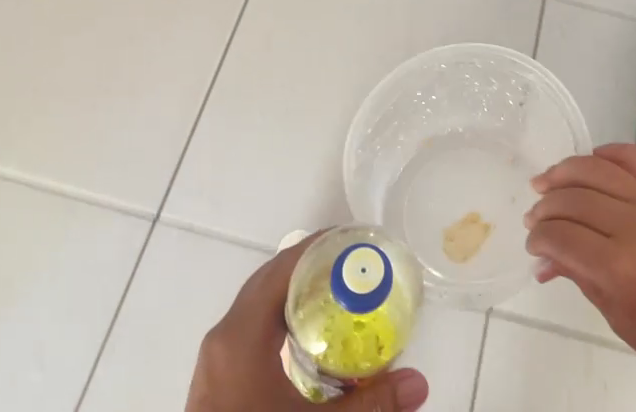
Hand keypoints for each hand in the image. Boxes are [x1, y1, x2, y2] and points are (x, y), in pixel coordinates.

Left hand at [186, 233, 430, 411]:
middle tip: (355, 265)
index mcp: (240, 336)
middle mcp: (223, 337)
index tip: (353, 239)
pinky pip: (252, 330)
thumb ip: (369, 404)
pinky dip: (282, 320)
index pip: (280, 270)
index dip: (316, 248)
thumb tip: (419, 382)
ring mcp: (216, 359)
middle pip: (269, 282)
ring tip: (339, 294)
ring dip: (295, 294)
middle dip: (311, 267)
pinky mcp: (218, 378)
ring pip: (259, 306)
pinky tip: (311, 338)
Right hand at [526, 144, 635, 411]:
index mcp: (619, 266)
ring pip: (597, 169)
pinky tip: (588, 163)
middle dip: (545, 207)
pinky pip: (634, 159)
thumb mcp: (618, 315)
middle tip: (535, 217)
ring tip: (547, 183)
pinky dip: (605, 154)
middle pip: (573, 198)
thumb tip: (543, 258)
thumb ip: (578, 275)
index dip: (538, 237)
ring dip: (565, 173)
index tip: (532, 244)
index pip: (560, 235)